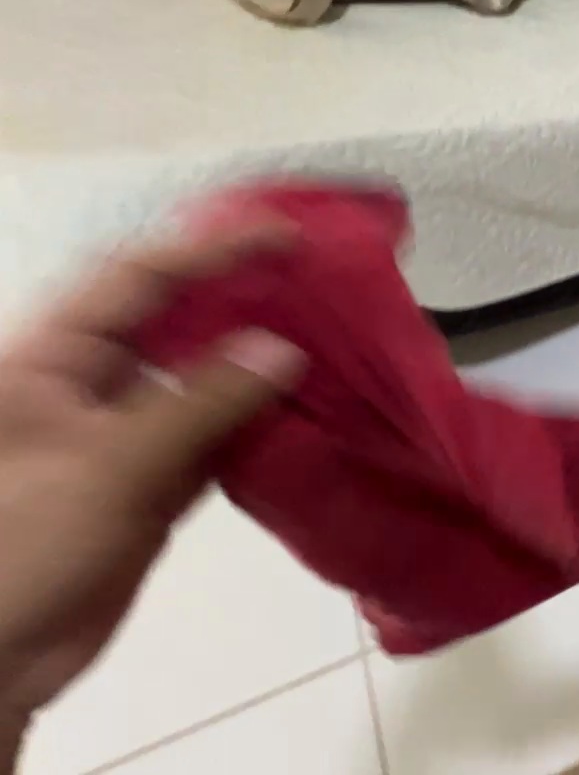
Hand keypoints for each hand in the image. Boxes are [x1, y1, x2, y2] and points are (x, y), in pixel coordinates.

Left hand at [0, 224, 306, 727]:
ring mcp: (129, 429)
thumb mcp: (106, 468)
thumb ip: (201, 403)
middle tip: (326, 278)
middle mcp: (90, 385)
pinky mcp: (161, 471)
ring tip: (339, 330)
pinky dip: (273, 410)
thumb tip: (286, 348)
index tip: (289, 236)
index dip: (210, 249)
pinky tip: (320, 397)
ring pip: (210, 371)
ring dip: (269, 353)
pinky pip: (229, 424)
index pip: (133, 281)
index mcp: (45, 365)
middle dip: (249, 294)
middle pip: (178, 318)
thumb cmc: (17, 548)